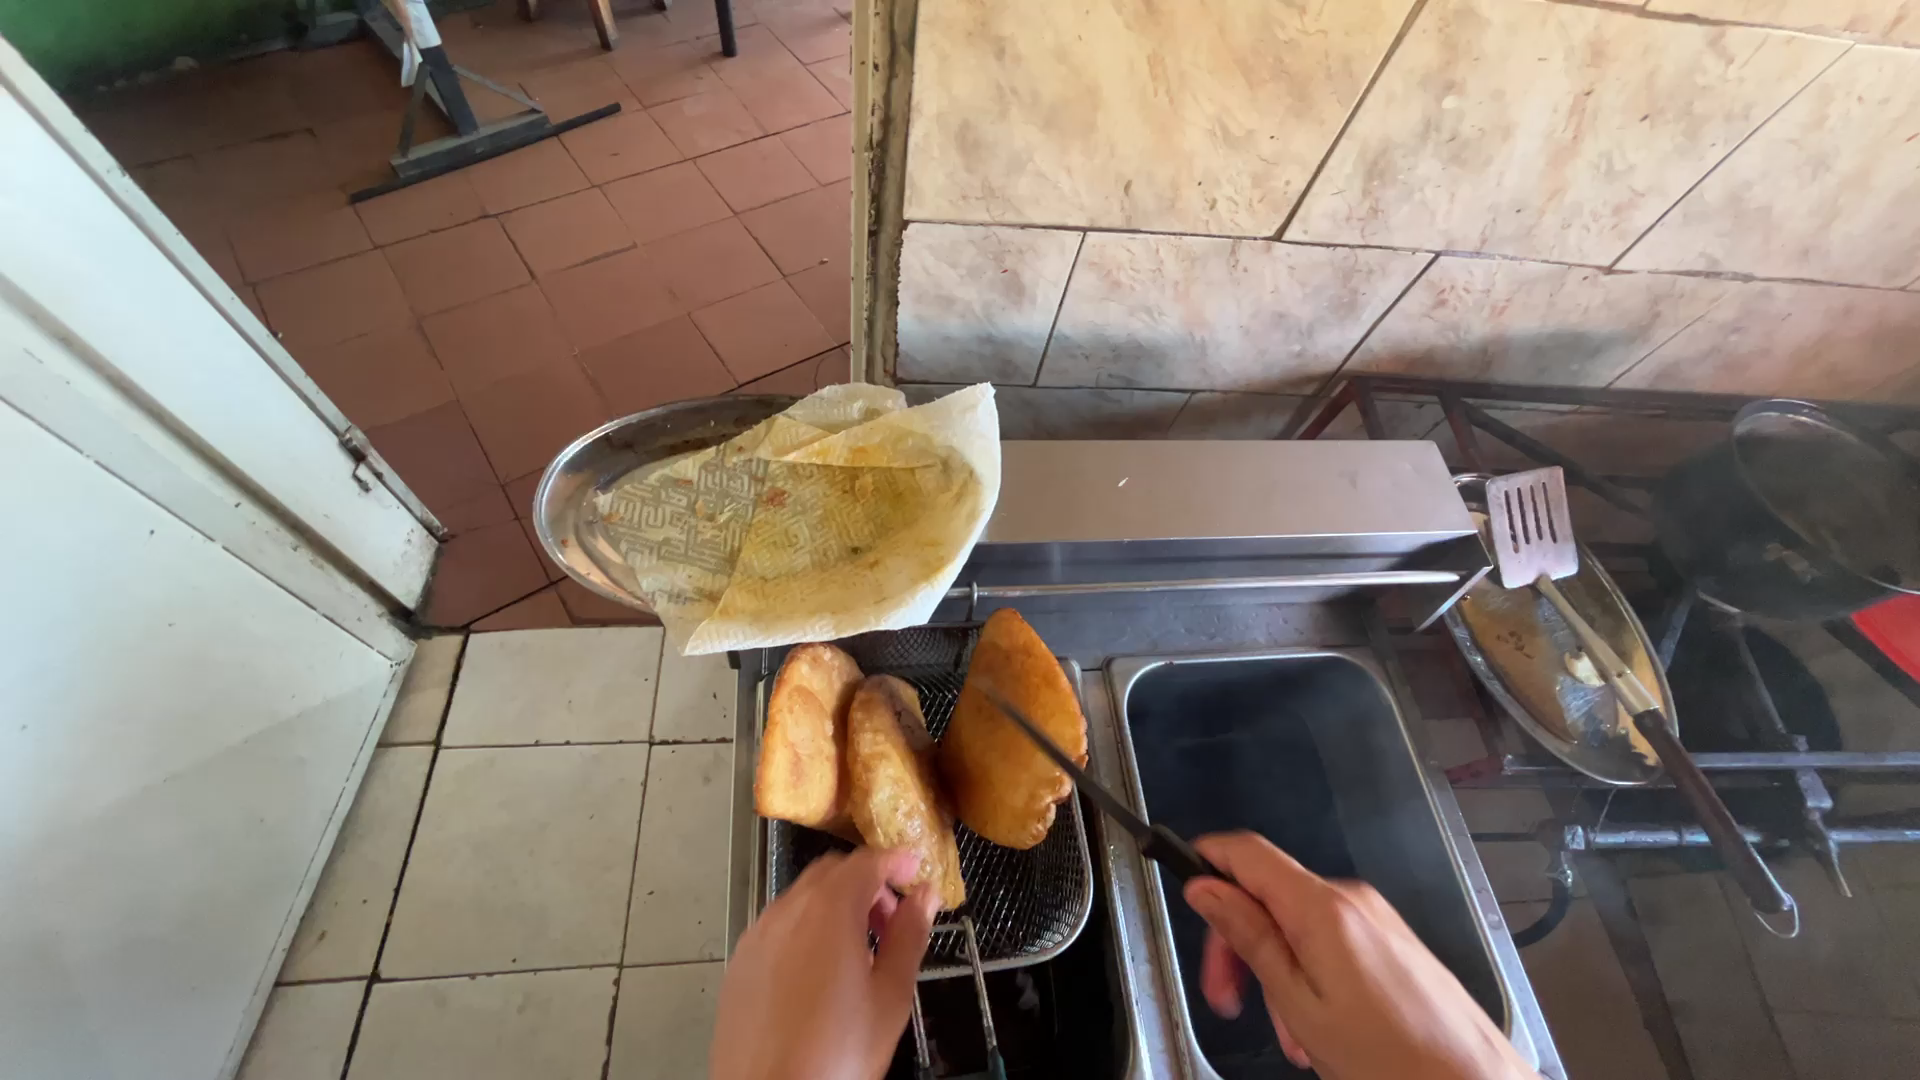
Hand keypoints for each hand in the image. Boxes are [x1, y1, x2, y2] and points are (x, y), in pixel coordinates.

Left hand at [710, 847, 937, 1079]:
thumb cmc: (838, 1052)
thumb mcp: (890, 996)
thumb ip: (910, 935)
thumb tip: (925, 895)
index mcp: (830, 908)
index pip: (867, 862)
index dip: (895, 860)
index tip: (916, 871)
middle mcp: (789, 908)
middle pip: (833, 872)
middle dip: (866, 882)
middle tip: (890, 919)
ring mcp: (759, 933)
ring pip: (803, 897)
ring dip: (835, 904)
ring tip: (856, 951)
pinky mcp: (740, 962)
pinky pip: (779, 925)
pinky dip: (805, 927)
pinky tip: (817, 972)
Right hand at [1183, 832, 1532, 1079]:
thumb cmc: (1392, 1063)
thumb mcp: (1301, 1005)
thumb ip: (1249, 937)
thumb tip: (1205, 888)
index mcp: (1321, 907)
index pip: (1246, 851)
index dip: (1206, 857)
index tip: (1182, 886)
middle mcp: (1349, 898)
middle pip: (1267, 892)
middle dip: (1237, 938)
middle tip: (1226, 998)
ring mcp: (1375, 919)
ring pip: (1297, 923)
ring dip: (1275, 968)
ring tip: (1288, 1034)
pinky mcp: (1393, 942)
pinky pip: (1330, 940)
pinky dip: (1308, 972)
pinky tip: (1317, 1026)